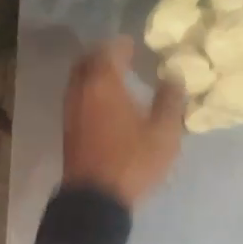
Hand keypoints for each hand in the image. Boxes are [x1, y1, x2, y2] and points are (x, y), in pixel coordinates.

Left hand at [63, 38, 184, 207]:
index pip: (109, 51)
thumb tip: (173, 77)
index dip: (122, 45)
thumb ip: (170, 101)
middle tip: (122, 56)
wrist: (96, 200)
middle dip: (103, 55)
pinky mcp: (69, 129)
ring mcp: (71, 110)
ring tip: (116, 78)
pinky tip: (106, 103)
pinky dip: (90, 91)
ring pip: (79, 79)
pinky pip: (77, 97)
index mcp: (104, 84)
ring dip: (94, 73)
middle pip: (87, 61)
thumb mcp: (164, 133)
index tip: (134, 44)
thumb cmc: (132, 161)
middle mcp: (82, 91)